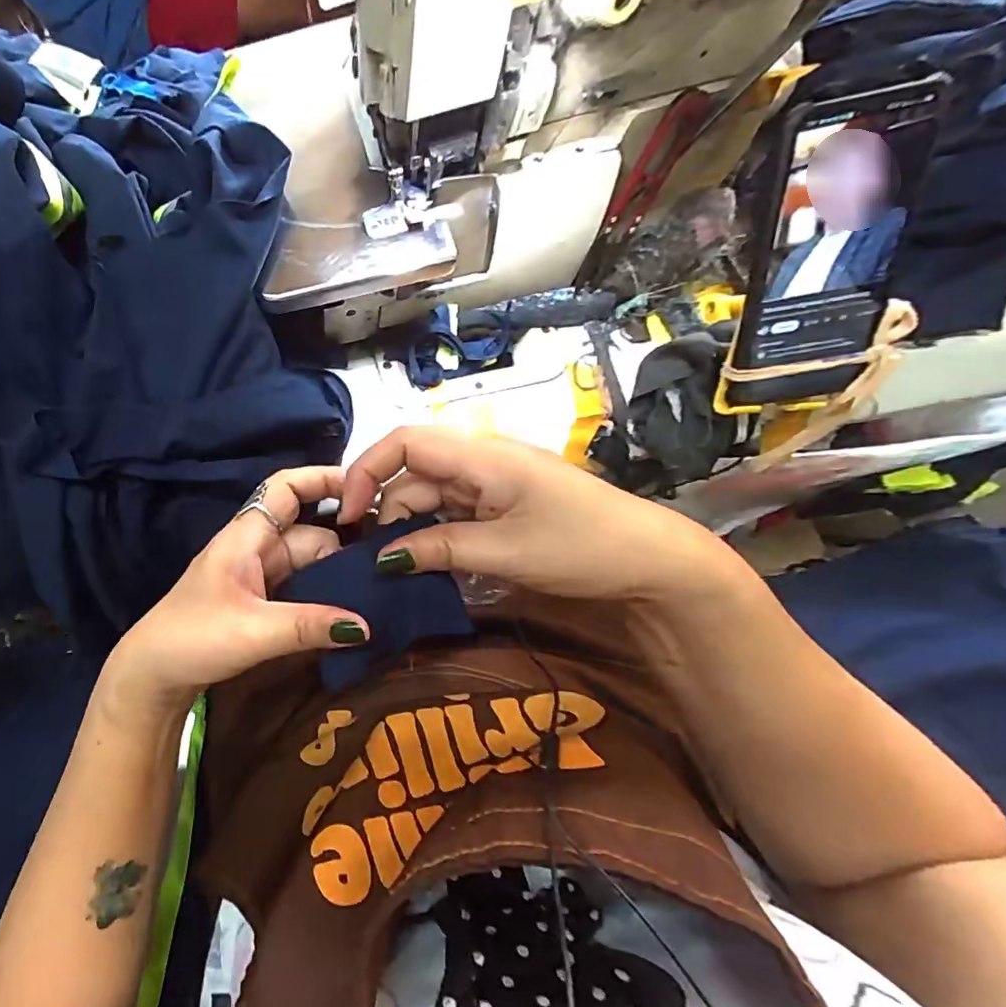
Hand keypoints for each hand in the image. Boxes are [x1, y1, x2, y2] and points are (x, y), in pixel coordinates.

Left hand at [100, 467, 370, 722]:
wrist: (151, 674)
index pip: (286, 489)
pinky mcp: (256, 604)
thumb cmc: (192, 638)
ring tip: (381, 592)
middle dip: (345, 542)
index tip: (368, 488)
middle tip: (391, 564)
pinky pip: (299, 589)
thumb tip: (367, 625)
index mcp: (244, 537)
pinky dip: (323, 597)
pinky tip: (350, 615)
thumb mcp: (254, 630)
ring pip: (307, 563)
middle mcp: (252, 550)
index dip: (324, 479)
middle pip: (308, 531)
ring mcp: (254, 577)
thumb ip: (310, 625)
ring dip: (336, 575)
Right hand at [336, 427, 746, 602]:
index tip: (350, 513)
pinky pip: (450, 510)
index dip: (367, 469)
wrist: (655, 563)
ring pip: (428, 493)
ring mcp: (491, 482)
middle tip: (376, 556)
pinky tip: (427, 560)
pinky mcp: (500, 503)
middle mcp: (481, 461)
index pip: (405, 442)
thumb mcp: (504, 553)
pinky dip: (431, 533)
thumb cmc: (584, 547)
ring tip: (402, 565)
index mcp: (484, 457)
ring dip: (408, 525)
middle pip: (412, 472)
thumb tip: (381, 558)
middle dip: (387, 509)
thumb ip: (437, 549)